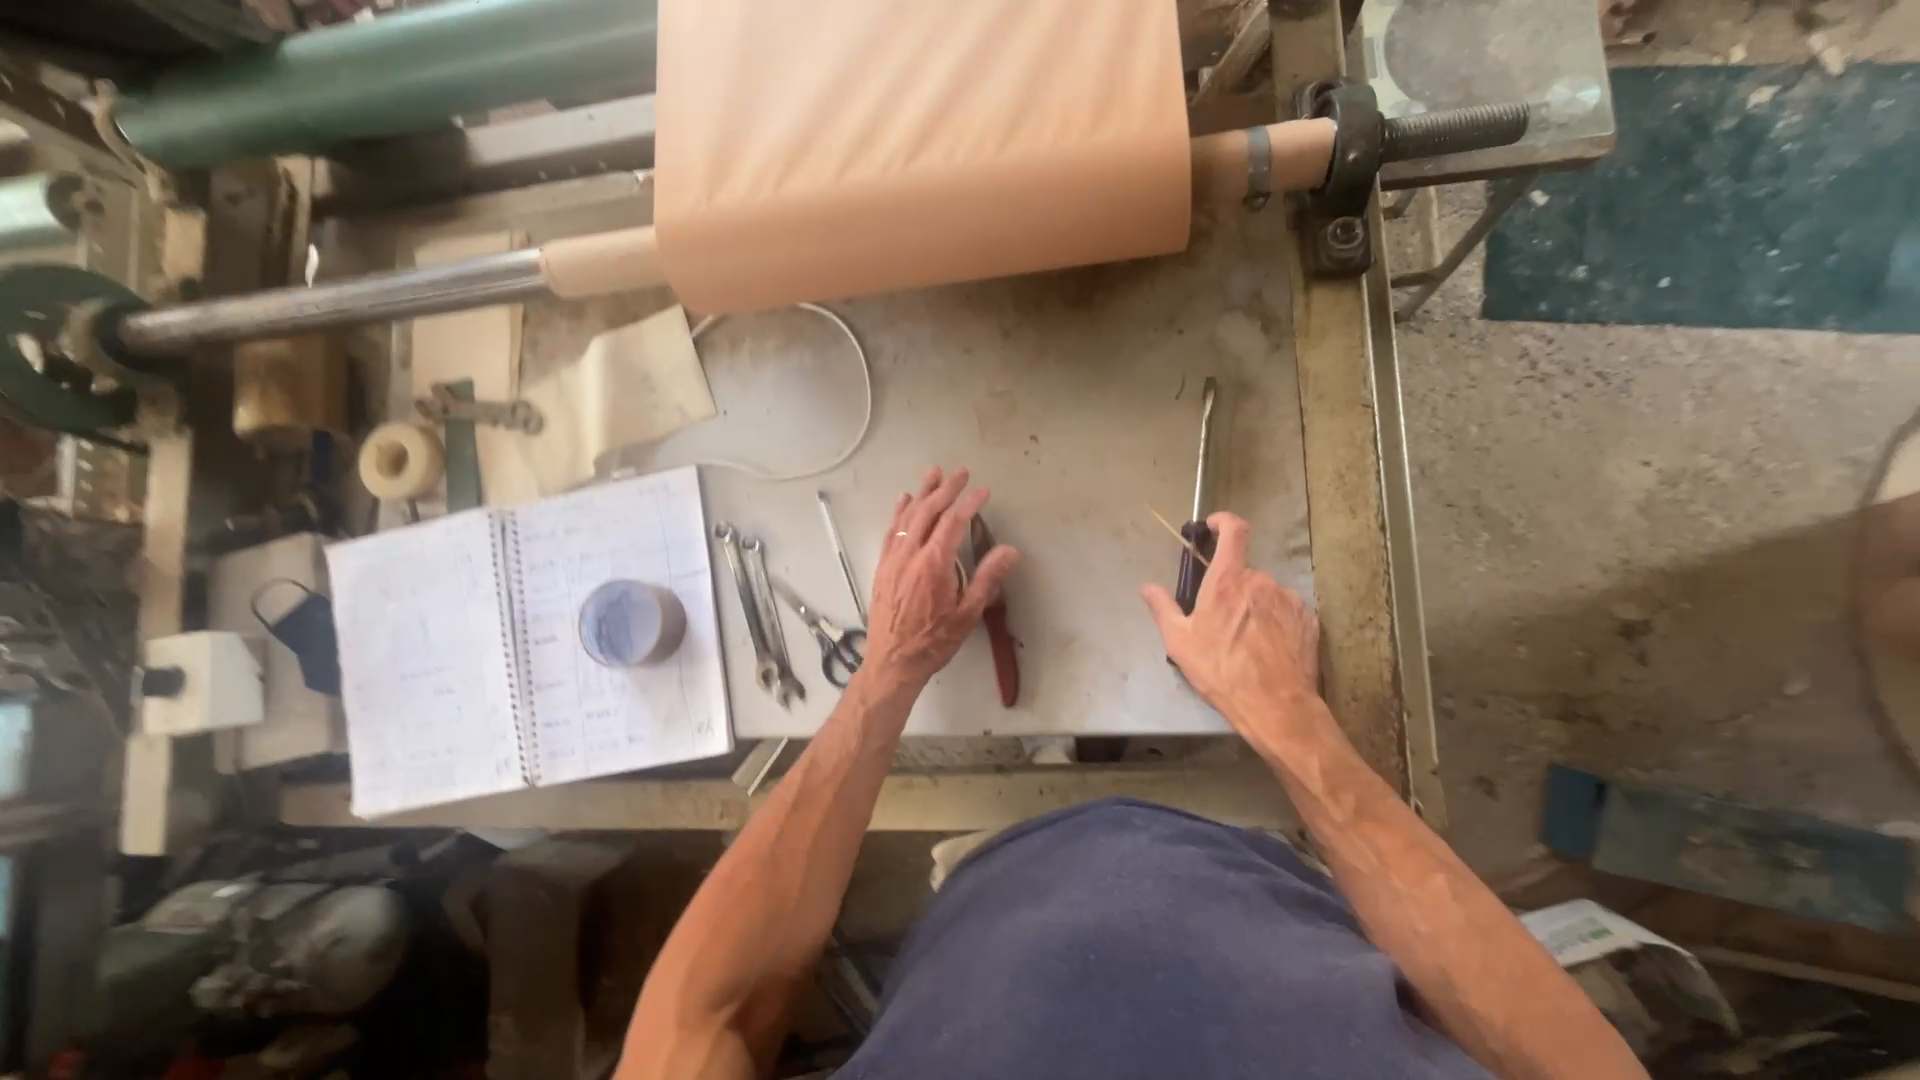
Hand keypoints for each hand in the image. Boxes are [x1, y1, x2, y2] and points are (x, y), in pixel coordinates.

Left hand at [864, 467, 1019, 690]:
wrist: (893, 662)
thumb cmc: (933, 642)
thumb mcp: (967, 614)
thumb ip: (988, 579)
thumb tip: (1010, 551)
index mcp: (934, 564)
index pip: (953, 522)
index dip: (969, 503)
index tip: (983, 491)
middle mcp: (910, 555)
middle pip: (928, 511)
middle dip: (946, 489)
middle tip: (961, 473)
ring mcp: (893, 559)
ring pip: (907, 517)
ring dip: (922, 493)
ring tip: (933, 474)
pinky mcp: (882, 567)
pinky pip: (891, 531)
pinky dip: (899, 512)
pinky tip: (904, 501)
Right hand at [1142, 512, 1322, 741]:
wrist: (1275, 706)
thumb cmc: (1221, 672)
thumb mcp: (1180, 642)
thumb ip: (1163, 608)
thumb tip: (1148, 588)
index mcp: (1228, 581)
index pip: (1234, 531)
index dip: (1224, 521)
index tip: (1214, 526)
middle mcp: (1262, 582)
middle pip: (1244, 572)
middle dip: (1232, 588)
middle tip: (1221, 620)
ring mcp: (1289, 599)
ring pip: (1266, 593)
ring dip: (1255, 607)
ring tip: (1246, 641)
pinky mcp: (1308, 620)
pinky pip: (1286, 611)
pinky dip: (1275, 622)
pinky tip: (1268, 648)